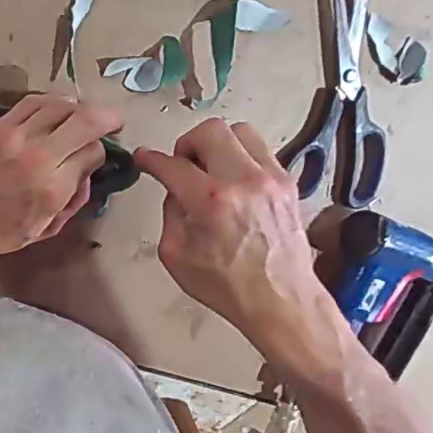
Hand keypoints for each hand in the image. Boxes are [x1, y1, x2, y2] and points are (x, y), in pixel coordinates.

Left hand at [0, 94, 122, 262]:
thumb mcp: (45, 229)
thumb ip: (72, 202)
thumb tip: (87, 174)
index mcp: (53, 188)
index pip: (93, 153)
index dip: (100, 152)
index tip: (95, 156)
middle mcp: (39, 157)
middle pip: (85, 120)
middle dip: (106, 117)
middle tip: (113, 119)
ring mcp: (16, 138)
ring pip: (60, 105)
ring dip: (78, 107)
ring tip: (82, 113)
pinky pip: (32, 102)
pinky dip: (51, 101)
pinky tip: (56, 107)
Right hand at [134, 119, 353, 374]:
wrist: (281, 301)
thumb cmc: (229, 287)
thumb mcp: (176, 256)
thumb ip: (170, 214)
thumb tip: (175, 189)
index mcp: (211, 202)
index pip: (173, 164)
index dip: (152, 159)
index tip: (144, 158)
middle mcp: (244, 181)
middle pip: (209, 131)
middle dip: (187, 144)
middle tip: (182, 165)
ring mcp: (271, 178)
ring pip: (240, 131)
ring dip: (218, 144)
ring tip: (211, 169)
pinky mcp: (288, 183)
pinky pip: (260, 150)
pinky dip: (242, 157)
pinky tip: (234, 181)